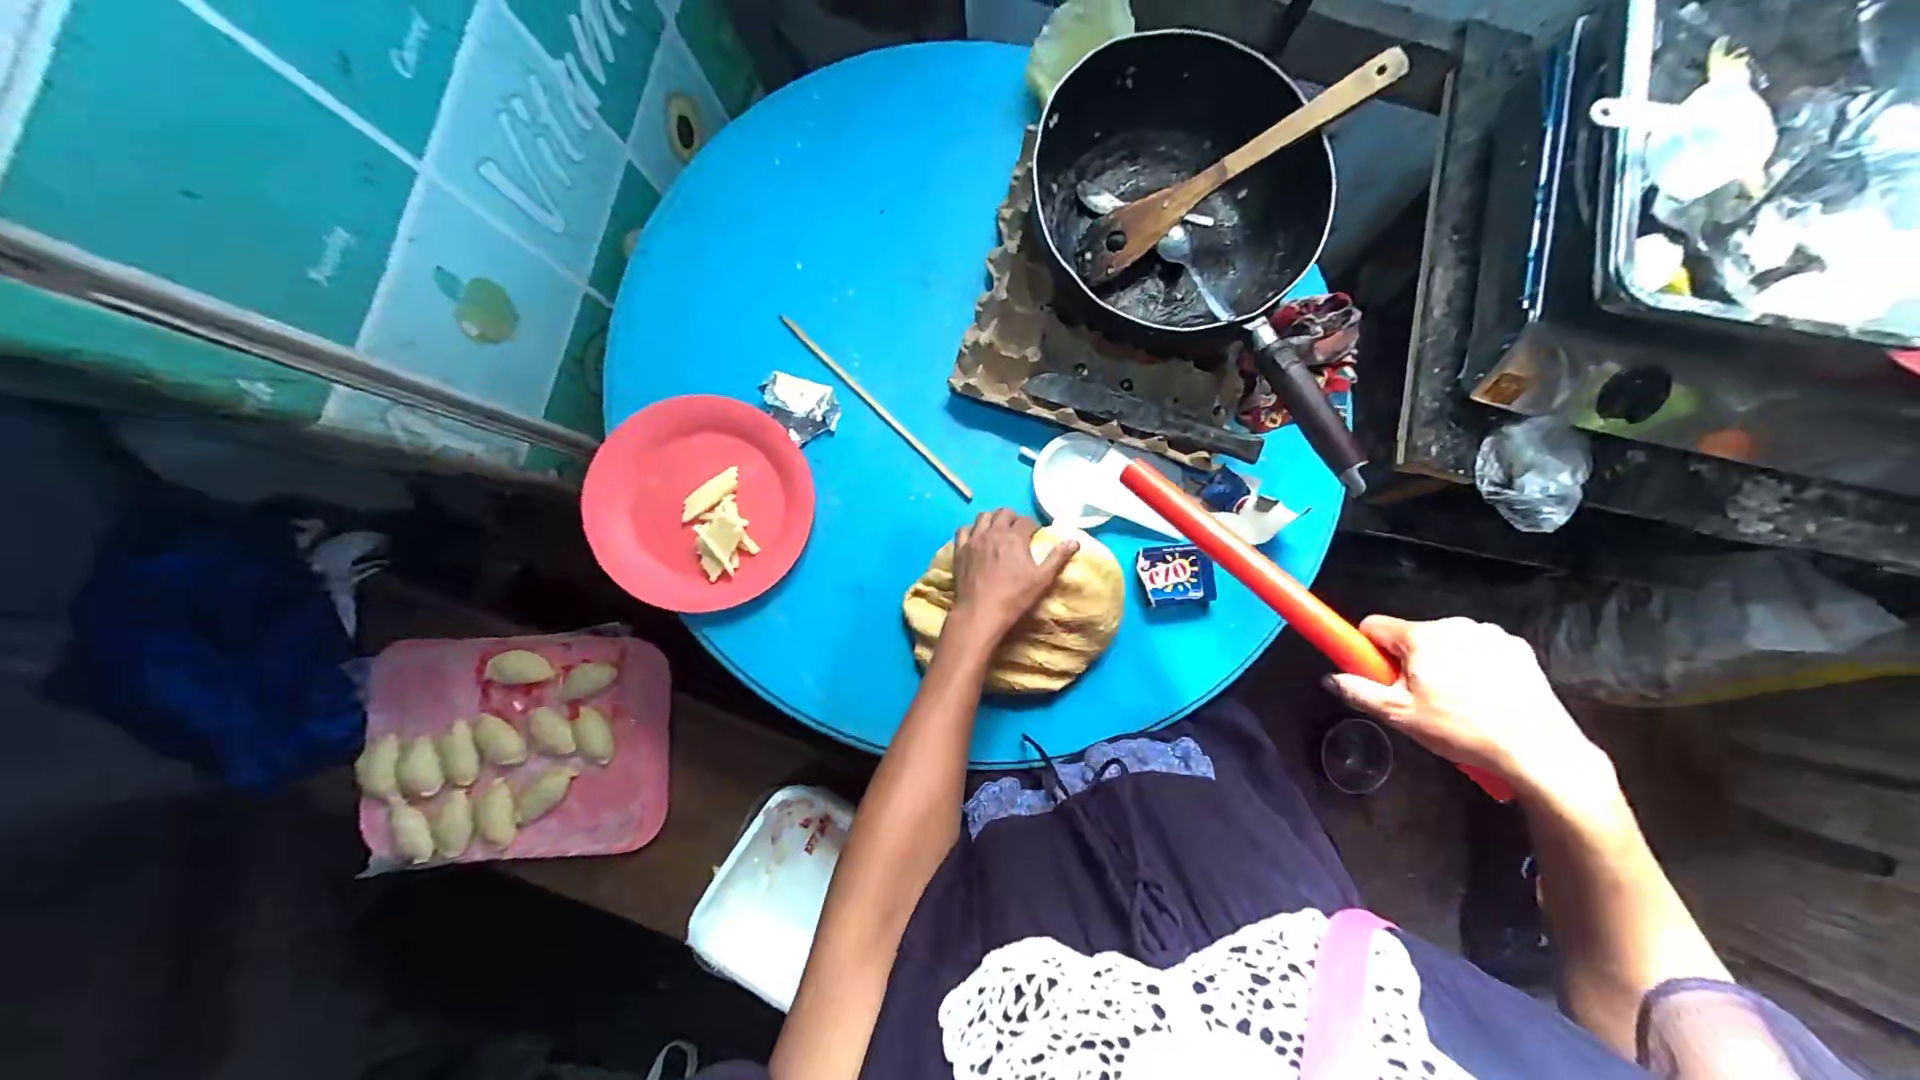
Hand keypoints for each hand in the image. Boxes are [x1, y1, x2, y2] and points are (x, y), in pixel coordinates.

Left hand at [947, 510, 1076, 643]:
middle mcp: (994, 532)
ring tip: (998, 530)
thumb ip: (1058, 558)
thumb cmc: (1014, 597)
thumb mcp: (1042, 579)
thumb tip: (1074, 541)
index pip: (1027, 521)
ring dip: (993, 519)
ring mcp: (974, 540)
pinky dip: (971, 529)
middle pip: (1004, 512)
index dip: (1033, 526)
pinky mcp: (960, 550)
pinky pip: (963, 529)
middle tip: (1017, 531)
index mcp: (1015, 537)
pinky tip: (976, 537)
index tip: (1034, 536)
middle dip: (1013, 518)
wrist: (980, 612)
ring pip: (983, 516)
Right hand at [1324, 616, 1611, 801]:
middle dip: (1409, 661)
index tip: (1379, 676)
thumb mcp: (1399, 716)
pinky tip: (1484, 697)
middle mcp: (1455, 625)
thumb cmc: (1462, 730)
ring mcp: (1491, 634)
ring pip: (1446, 643)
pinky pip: (1479, 649)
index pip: (1374, 626)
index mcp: (1422, 636)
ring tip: (1456, 702)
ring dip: (1442, 663)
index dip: (1369, 650)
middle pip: (1412, 636)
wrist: (1540, 751)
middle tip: (1420, 698)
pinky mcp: (1519, 648)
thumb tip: (1330, 678)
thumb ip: (1358, 691)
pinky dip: (1475, 667)